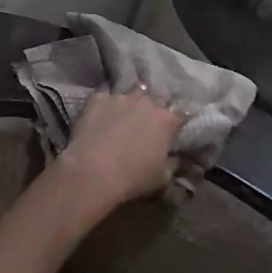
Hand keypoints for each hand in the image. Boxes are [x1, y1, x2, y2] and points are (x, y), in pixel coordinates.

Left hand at [56, 87, 182, 209]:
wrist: (94, 169)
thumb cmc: (134, 176)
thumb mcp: (163, 177)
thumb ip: (173, 163)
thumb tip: (176, 158)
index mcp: (165, 120)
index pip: (177, 116)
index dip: (172, 125)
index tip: (169, 133)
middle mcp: (144, 102)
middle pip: (151, 100)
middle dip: (150, 109)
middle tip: (143, 124)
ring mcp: (119, 98)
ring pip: (127, 96)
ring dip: (127, 105)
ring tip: (120, 118)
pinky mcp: (96, 98)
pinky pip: (103, 98)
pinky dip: (104, 105)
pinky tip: (99, 116)